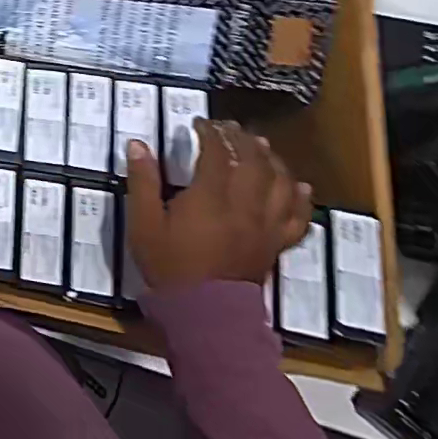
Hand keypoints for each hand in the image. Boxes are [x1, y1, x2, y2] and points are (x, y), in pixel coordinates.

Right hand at [125, 118, 313, 291]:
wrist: (205, 315)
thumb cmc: (170, 267)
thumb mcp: (144, 224)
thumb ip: (143, 182)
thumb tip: (137, 145)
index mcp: (211, 196)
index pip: (217, 151)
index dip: (209, 132)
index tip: (199, 123)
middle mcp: (244, 204)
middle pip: (253, 160)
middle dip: (241, 138)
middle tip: (229, 128)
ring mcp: (265, 224)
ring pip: (279, 182)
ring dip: (271, 159)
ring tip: (261, 147)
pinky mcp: (276, 243)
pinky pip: (296, 217)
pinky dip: (300, 198)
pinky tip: (299, 185)